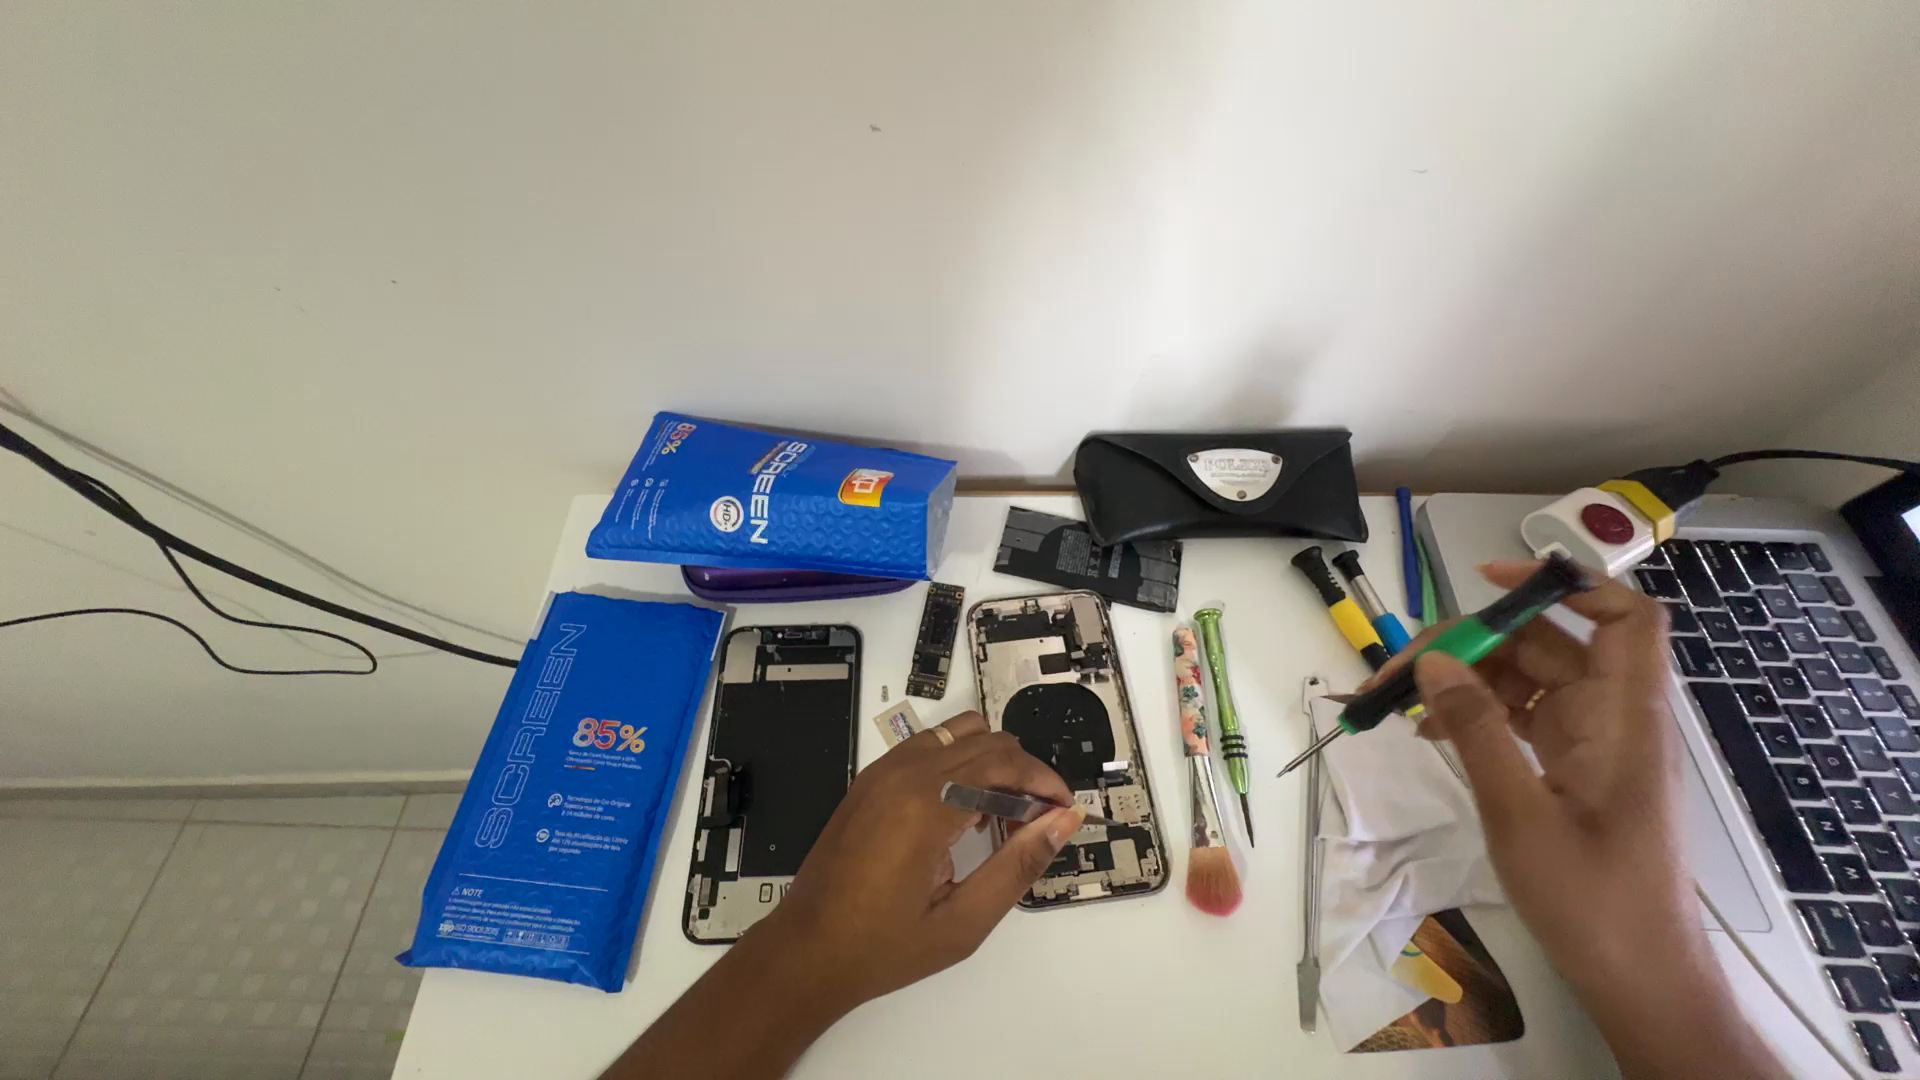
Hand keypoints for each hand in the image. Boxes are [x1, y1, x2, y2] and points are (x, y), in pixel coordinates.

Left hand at [756, 711, 1082, 1010]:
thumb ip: (1019, 864)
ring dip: (992, 760)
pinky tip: (963, 809)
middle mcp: (904, 771)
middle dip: (1023, 772)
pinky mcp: (871, 777)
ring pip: (958, 732)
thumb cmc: (884, 946)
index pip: (1004, 763)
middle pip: (987, 741)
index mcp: (926, 803)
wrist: (805, 950)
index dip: (1044, 781)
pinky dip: (960, 761)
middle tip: (1037, 820)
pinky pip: (929, 745)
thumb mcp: (964, 921)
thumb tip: (1063, 820)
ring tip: (1002, 813)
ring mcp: (883, 769)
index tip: (1064, 809)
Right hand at [1369, 561, 1785, 1078]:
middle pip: (1545, 643)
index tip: (1488, 581)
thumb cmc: (1589, 898)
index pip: (1622, 619)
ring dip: (1461, 677)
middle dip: (1469, 642)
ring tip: (1399, 702)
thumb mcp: (1519, 811)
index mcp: (1622, 720)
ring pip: (1523, 675)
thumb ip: (1478, 728)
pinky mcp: (1567, 762)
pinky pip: (1517, 711)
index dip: (1564, 584)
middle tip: (1399, 670)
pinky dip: (1471, 710)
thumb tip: (1434, 661)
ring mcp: (1589, 740)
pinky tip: (1429, 730)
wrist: (1636, 976)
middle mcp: (1610, 717)